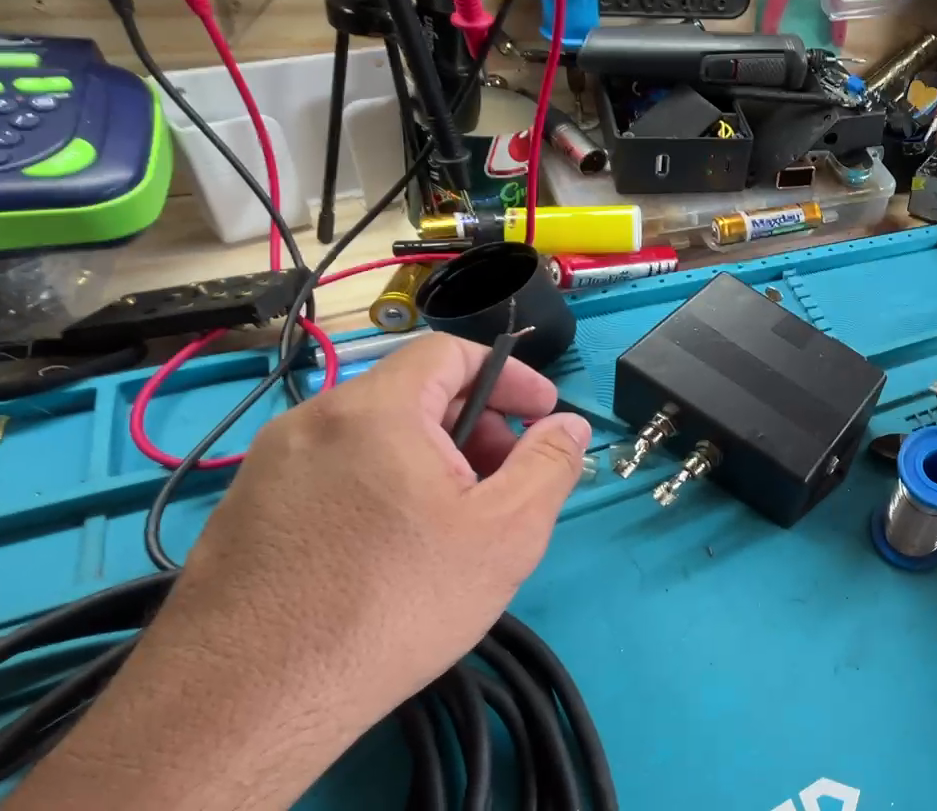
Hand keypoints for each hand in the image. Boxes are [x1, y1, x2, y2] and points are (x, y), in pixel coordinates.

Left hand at [152, 332, 590, 732]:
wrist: (242, 711)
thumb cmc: (395, 603)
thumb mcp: (508, 531)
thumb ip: (551, 463)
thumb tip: (568, 426)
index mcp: (373, 411)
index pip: (448, 351)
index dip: (509, 374)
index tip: (542, 416)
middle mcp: (309, 424)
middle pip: (412, 395)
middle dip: (476, 425)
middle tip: (506, 479)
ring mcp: (266, 472)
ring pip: (372, 438)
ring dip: (431, 459)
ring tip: (456, 523)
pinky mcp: (242, 518)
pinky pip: (333, 475)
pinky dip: (381, 487)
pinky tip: (397, 552)